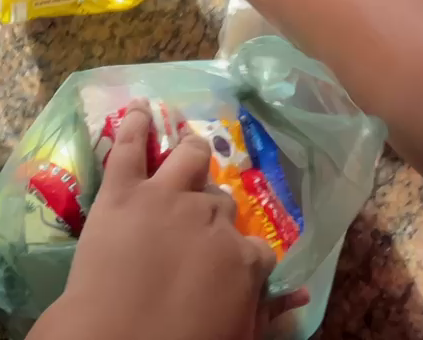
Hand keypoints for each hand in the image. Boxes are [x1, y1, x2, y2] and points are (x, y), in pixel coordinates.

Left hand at [35, 103, 306, 339]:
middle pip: (220, 200)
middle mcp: (208, 216)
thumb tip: (301, 300)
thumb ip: (268, 315)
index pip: (256, 245)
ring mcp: (164, 196)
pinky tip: (138, 106)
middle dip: (213, 212)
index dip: (243, 254)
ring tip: (189, 150)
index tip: (232, 264)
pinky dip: (133, 123)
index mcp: (240, 255)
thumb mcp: (238, 336)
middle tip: (197, 226)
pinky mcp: (122, 190)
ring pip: (188, 157)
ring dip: (192, 154)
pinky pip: (130, 146)